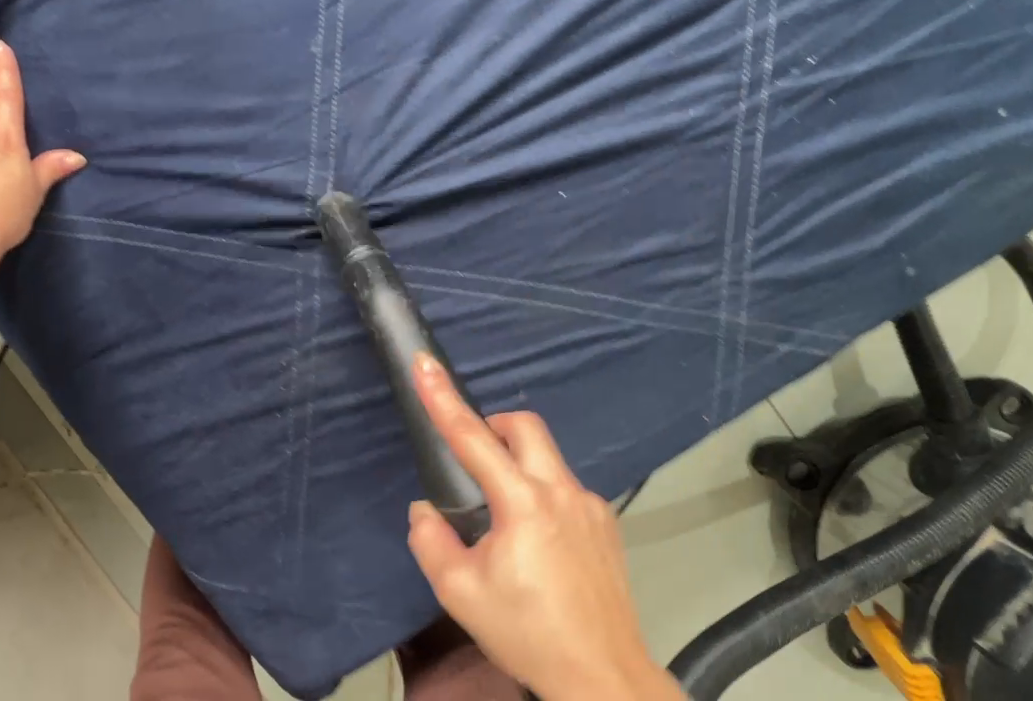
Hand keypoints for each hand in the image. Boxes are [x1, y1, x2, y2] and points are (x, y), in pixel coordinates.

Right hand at [406, 354, 684, 700]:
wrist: (603, 679)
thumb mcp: (460, 593)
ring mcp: (591, 506)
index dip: (443, 397)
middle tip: (472, 459)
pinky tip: (538, 546)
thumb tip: (427, 510)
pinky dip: (541, 495)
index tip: (425, 362)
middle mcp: (561, 492)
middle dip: (493, 427)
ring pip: (546, 459)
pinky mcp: (607, 524)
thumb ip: (431, 541)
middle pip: (524, 427)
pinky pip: (565, 489)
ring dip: (517, 467)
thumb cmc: (528, 633)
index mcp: (523, 504)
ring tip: (503, 521)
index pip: (473, 437)